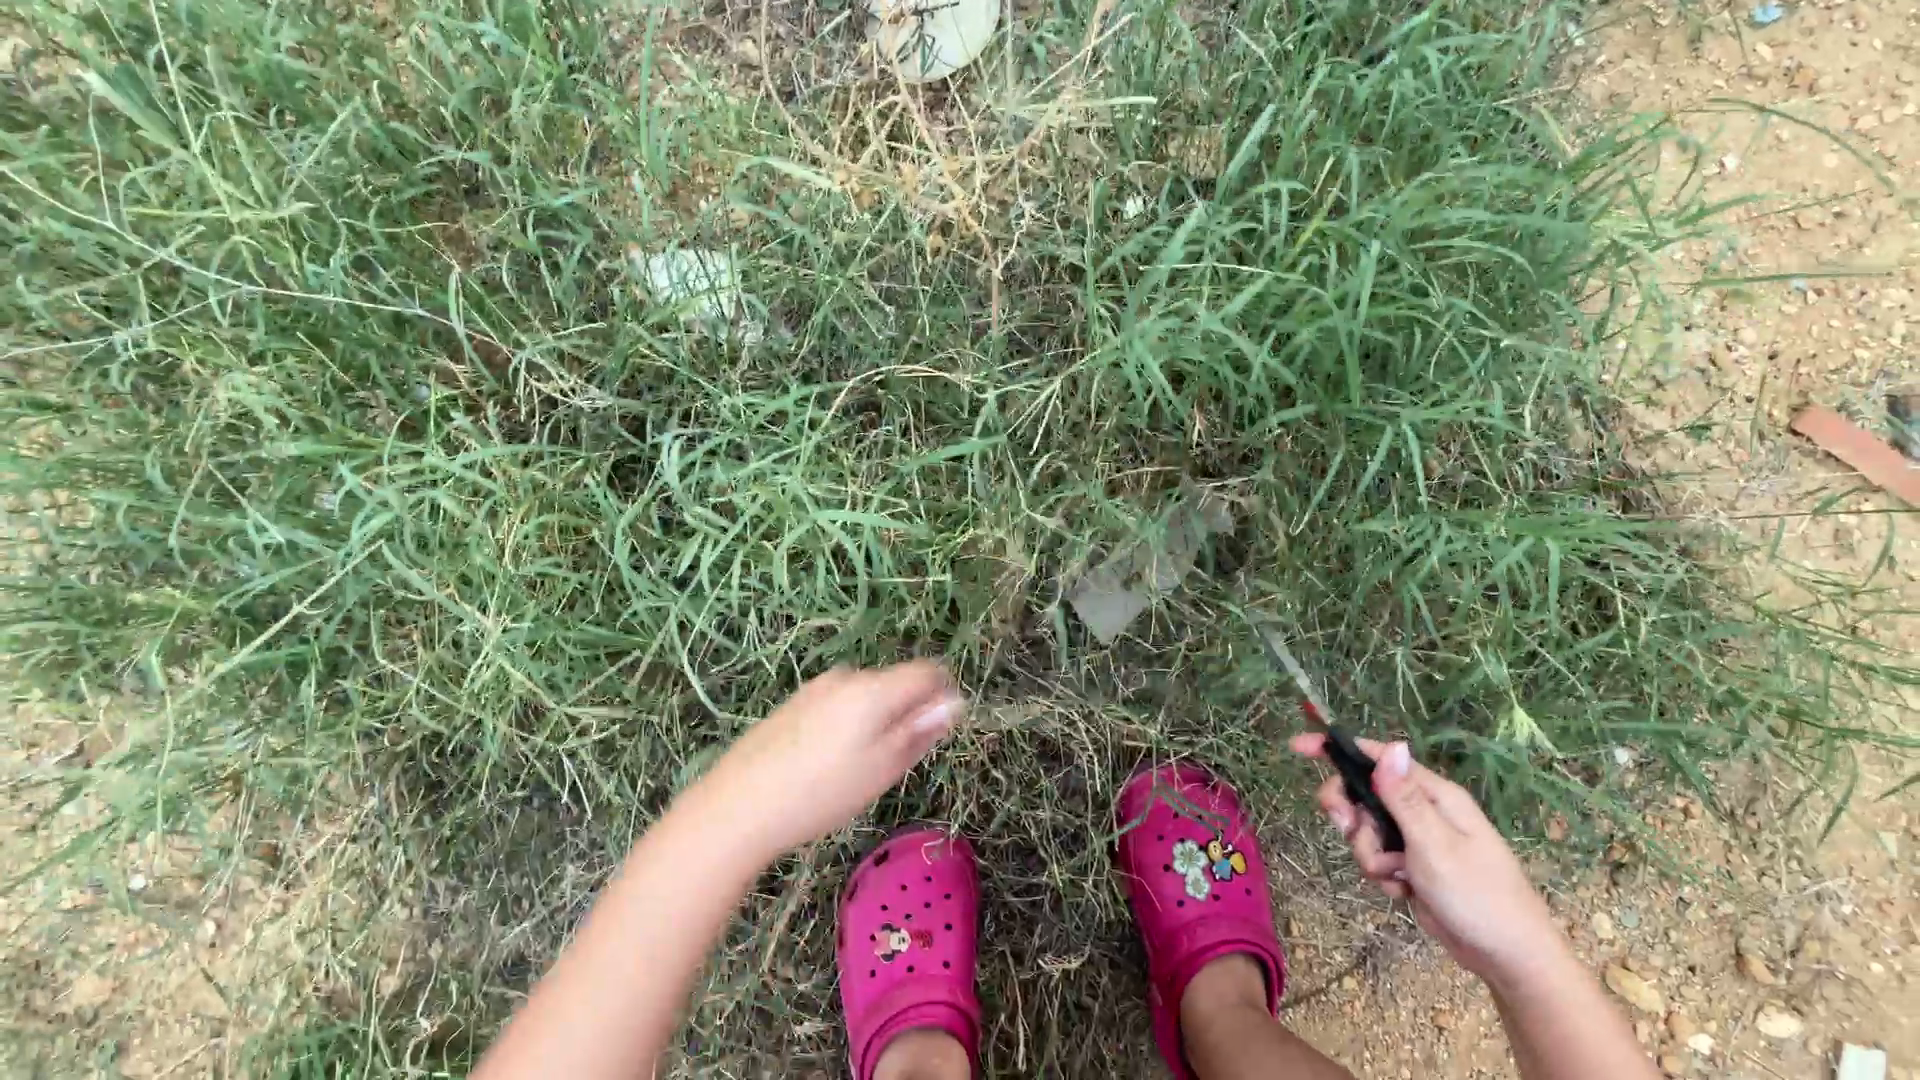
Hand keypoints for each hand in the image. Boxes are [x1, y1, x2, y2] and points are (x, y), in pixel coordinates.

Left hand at [686, 661, 963, 861]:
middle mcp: (846, 678)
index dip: (942, 696)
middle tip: (890, 766)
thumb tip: (954, 702)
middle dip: (904, 715)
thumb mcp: (883, 767)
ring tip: (853, 772)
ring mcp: (815, 689)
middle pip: (894, 685)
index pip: (928, 671)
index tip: (936, 734)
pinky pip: (837, 707)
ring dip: (874, 723)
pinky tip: (823, 766)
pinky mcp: (792, 705)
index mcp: (874, 688)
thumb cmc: (822, 792)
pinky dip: (845, 728)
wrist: (738, 806)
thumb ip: (921, 730)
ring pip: (864, 698)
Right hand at [1290, 734, 1565, 986]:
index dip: (1336, 750)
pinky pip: (1376, 857)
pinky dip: (1382, 874)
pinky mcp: (1412, 865)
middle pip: (1362, 794)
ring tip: (1395, 875)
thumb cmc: (1477, 896)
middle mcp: (1423, 810)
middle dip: (1350, 815)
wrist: (1508, 957)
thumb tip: (1392, 746)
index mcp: (1434, 794)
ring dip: (1368, 853)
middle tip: (1349, 831)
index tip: (1298, 748)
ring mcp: (1417, 839)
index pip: (1377, 758)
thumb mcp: (1435, 844)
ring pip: (1365, 830)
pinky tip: (1404, 891)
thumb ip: (1405, 798)